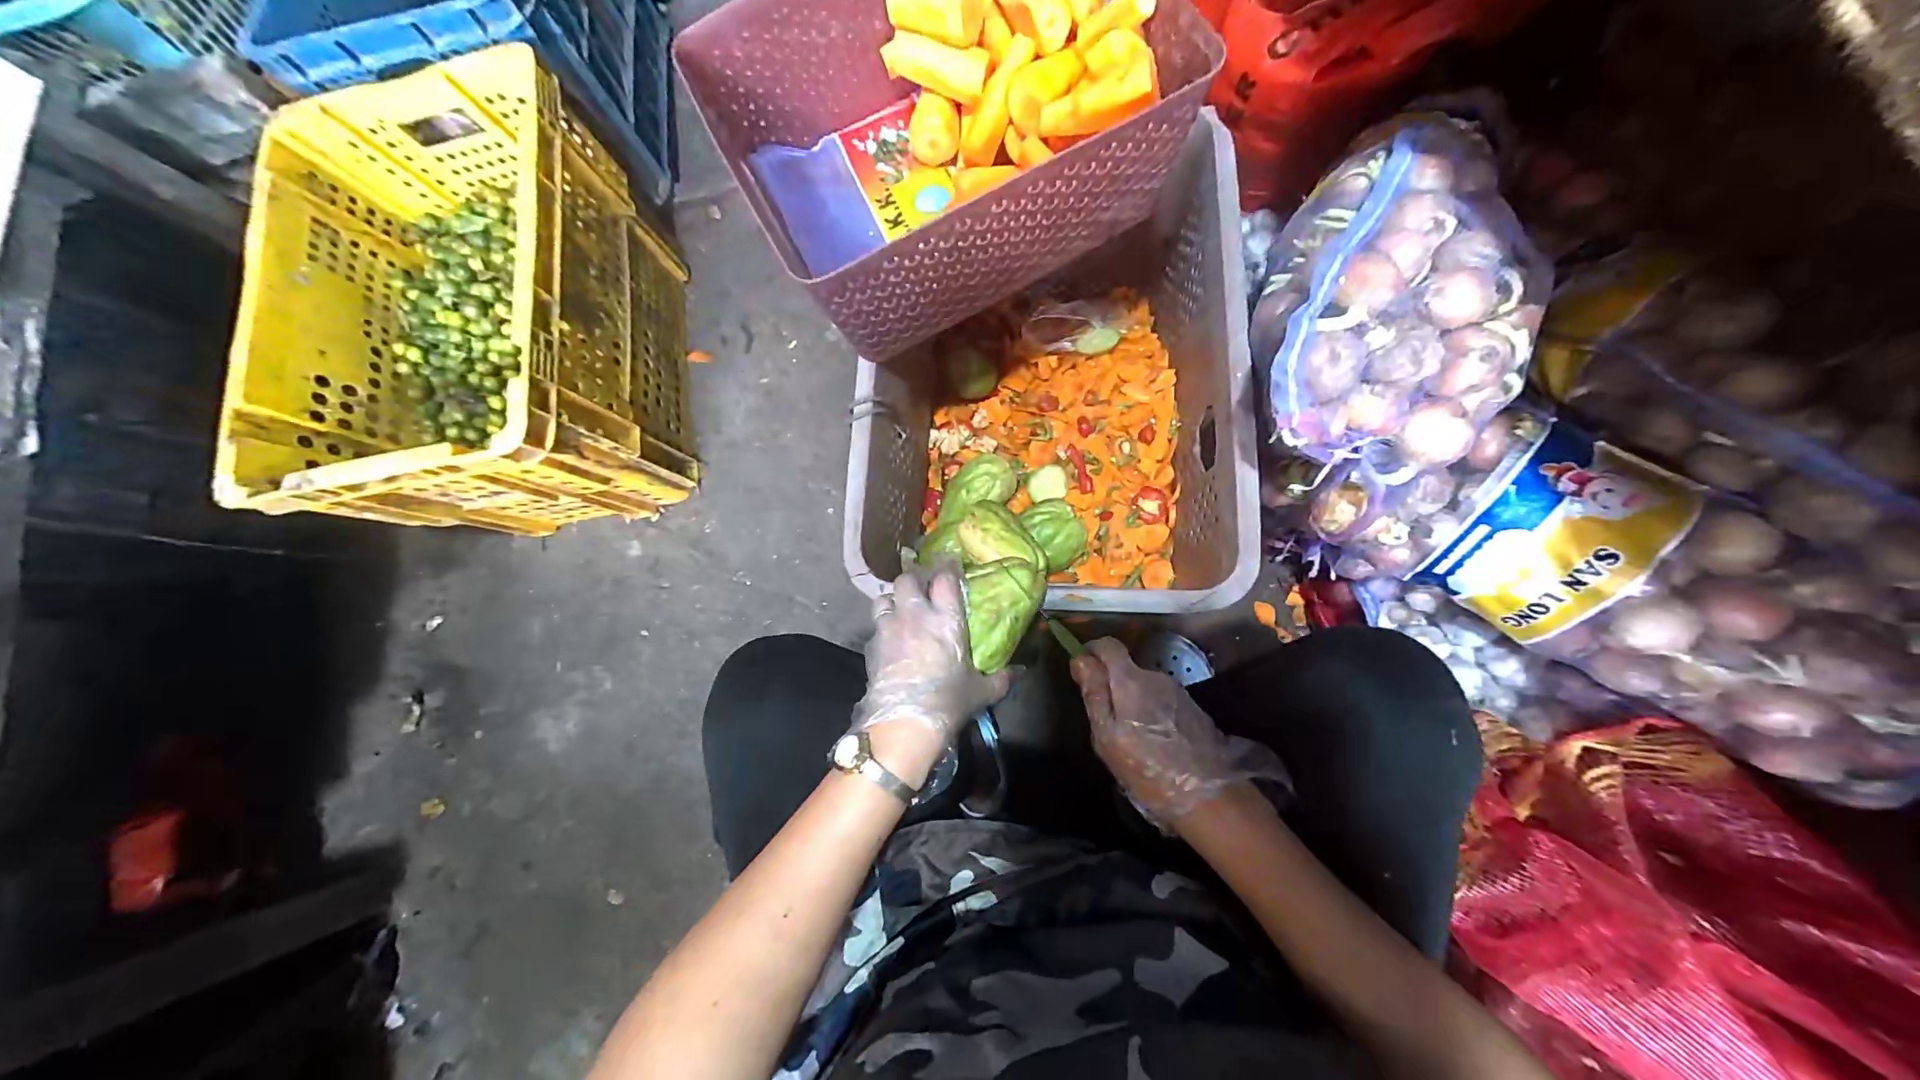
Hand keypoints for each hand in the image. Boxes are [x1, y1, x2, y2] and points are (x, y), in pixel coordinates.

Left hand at [852, 565, 1014, 770]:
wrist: (904, 724)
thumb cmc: (948, 702)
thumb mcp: (982, 691)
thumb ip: (1002, 677)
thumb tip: (1020, 671)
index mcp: (946, 619)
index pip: (945, 578)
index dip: (947, 567)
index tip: (950, 564)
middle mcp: (915, 615)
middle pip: (908, 579)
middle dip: (914, 580)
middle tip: (922, 588)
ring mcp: (889, 628)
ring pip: (884, 597)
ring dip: (893, 600)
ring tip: (901, 610)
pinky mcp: (871, 645)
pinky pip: (875, 626)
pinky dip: (882, 627)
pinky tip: (889, 640)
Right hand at [1071, 638, 1289, 829]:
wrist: (1208, 796)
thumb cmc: (1146, 768)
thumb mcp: (1107, 736)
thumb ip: (1094, 694)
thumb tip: (1081, 659)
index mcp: (1131, 681)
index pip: (1108, 645)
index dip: (1092, 652)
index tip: (1084, 673)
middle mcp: (1156, 678)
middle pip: (1126, 669)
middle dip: (1112, 687)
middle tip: (1107, 723)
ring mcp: (1178, 692)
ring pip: (1144, 688)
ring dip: (1134, 703)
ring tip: (1133, 739)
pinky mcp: (1192, 709)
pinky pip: (1162, 701)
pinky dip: (1152, 714)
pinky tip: (1156, 743)